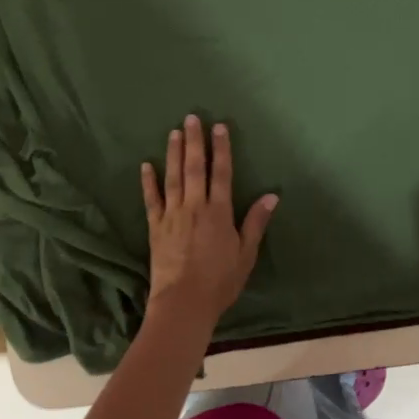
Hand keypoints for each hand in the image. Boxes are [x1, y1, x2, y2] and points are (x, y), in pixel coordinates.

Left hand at [139, 116, 277, 322]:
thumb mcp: (246, 254)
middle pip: (195, 168)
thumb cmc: (220, 281)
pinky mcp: (154, 227)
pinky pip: (151, 199)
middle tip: (191, 118)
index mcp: (219, 212)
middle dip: (195, 141)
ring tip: (174, 132)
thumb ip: (255, 223)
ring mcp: (171, 215)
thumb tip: (271, 196)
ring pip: (173, 177)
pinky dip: (148, 182)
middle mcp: (194, 207)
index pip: (222, 173)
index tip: (220, 128)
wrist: (183, 301)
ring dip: (174, 153)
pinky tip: (146, 165)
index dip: (221, 149)